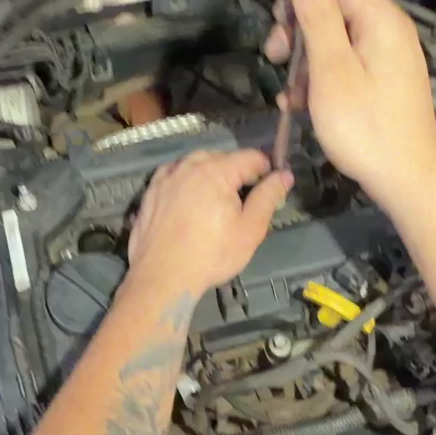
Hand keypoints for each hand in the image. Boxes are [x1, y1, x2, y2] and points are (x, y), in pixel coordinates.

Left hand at [127, 149, 292, 297]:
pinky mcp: (151, 192)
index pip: (251, 157)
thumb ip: (269, 196)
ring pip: (195, 163)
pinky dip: (186, 180)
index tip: (271, 186)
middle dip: (237, 172)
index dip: (266, 169)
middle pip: (222, 157)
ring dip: (210, 173)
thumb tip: (284, 175)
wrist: (163, 277)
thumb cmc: (211, 255)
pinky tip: (189, 198)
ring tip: (217, 199)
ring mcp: (166, 177)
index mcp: (217, 171)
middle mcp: (189, 166)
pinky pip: (174, 175)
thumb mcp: (250, 229)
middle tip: (243, 199)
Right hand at [263, 0, 435, 205]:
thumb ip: (318, 19)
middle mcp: (387, 30)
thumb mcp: (331, 71)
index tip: (279, 24)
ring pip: (334, 41)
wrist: (405, 179)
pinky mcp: (381, 83)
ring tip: (289, 96)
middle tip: (275, 59)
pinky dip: (320, 81)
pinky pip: (345, 67)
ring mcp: (386, 58)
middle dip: (298, 32)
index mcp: (379, 19)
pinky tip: (301, 106)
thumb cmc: (364, 127)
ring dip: (304, 63)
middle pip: (333, 8)